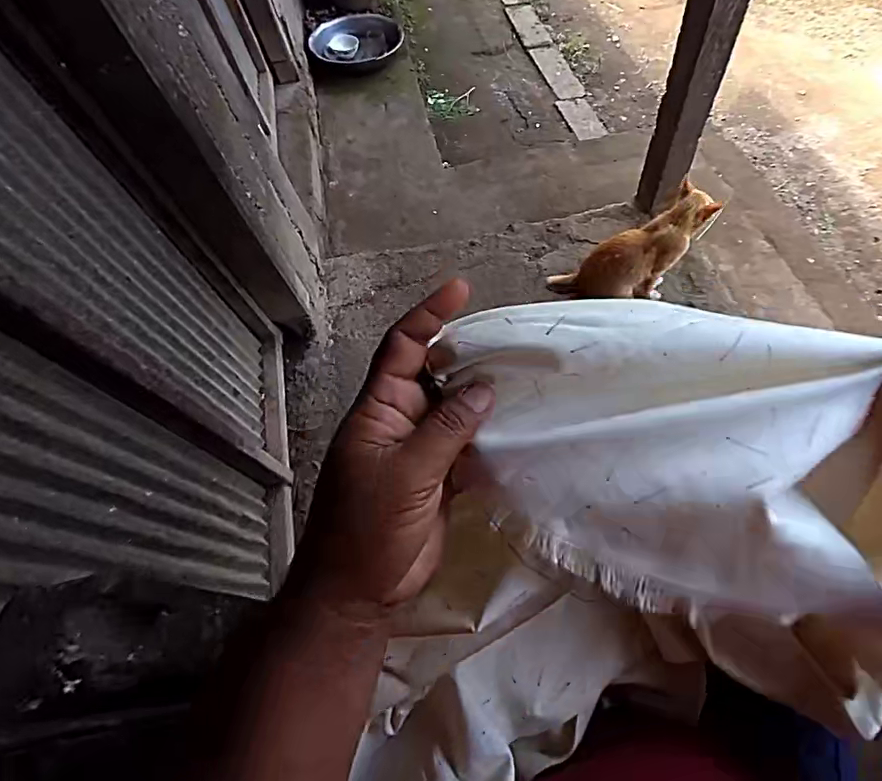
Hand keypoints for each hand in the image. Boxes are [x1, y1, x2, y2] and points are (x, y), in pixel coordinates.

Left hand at [287, 279, 493, 621]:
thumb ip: (447, 429)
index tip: (460, 289)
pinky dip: (490, 427)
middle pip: (436, 370)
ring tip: (520, 371)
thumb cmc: (367, 529)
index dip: (429, 315)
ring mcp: (422, 445)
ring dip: (483, 390)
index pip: (402, 348)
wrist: (361, 592)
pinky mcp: (441, 471)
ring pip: (457, 404)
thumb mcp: (407, 473)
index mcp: (379, 409)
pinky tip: (516, 420)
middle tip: (507, 337)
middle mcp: (401, 418)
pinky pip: (468, 437)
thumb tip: (484, 389)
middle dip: (467, 351)